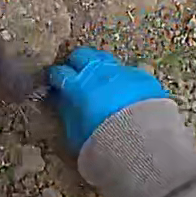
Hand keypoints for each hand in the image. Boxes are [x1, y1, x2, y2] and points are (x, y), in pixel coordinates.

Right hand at [46, 47, 170, 152]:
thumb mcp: (75, 134)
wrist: (141, 140)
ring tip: (98, 76)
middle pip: (80, 55)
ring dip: (98, 64)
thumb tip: (63, 102)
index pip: (59, 73)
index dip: (55, 76)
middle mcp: (96, 72)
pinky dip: (123, 75)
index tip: (54, 81)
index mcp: (76, 86)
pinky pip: (128, 68)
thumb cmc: (103, 141)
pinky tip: (125, 84)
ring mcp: (120, 70)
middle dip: (75, 62)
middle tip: (74, 73)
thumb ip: (67, 114)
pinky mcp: (140, 75)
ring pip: (103, 56)